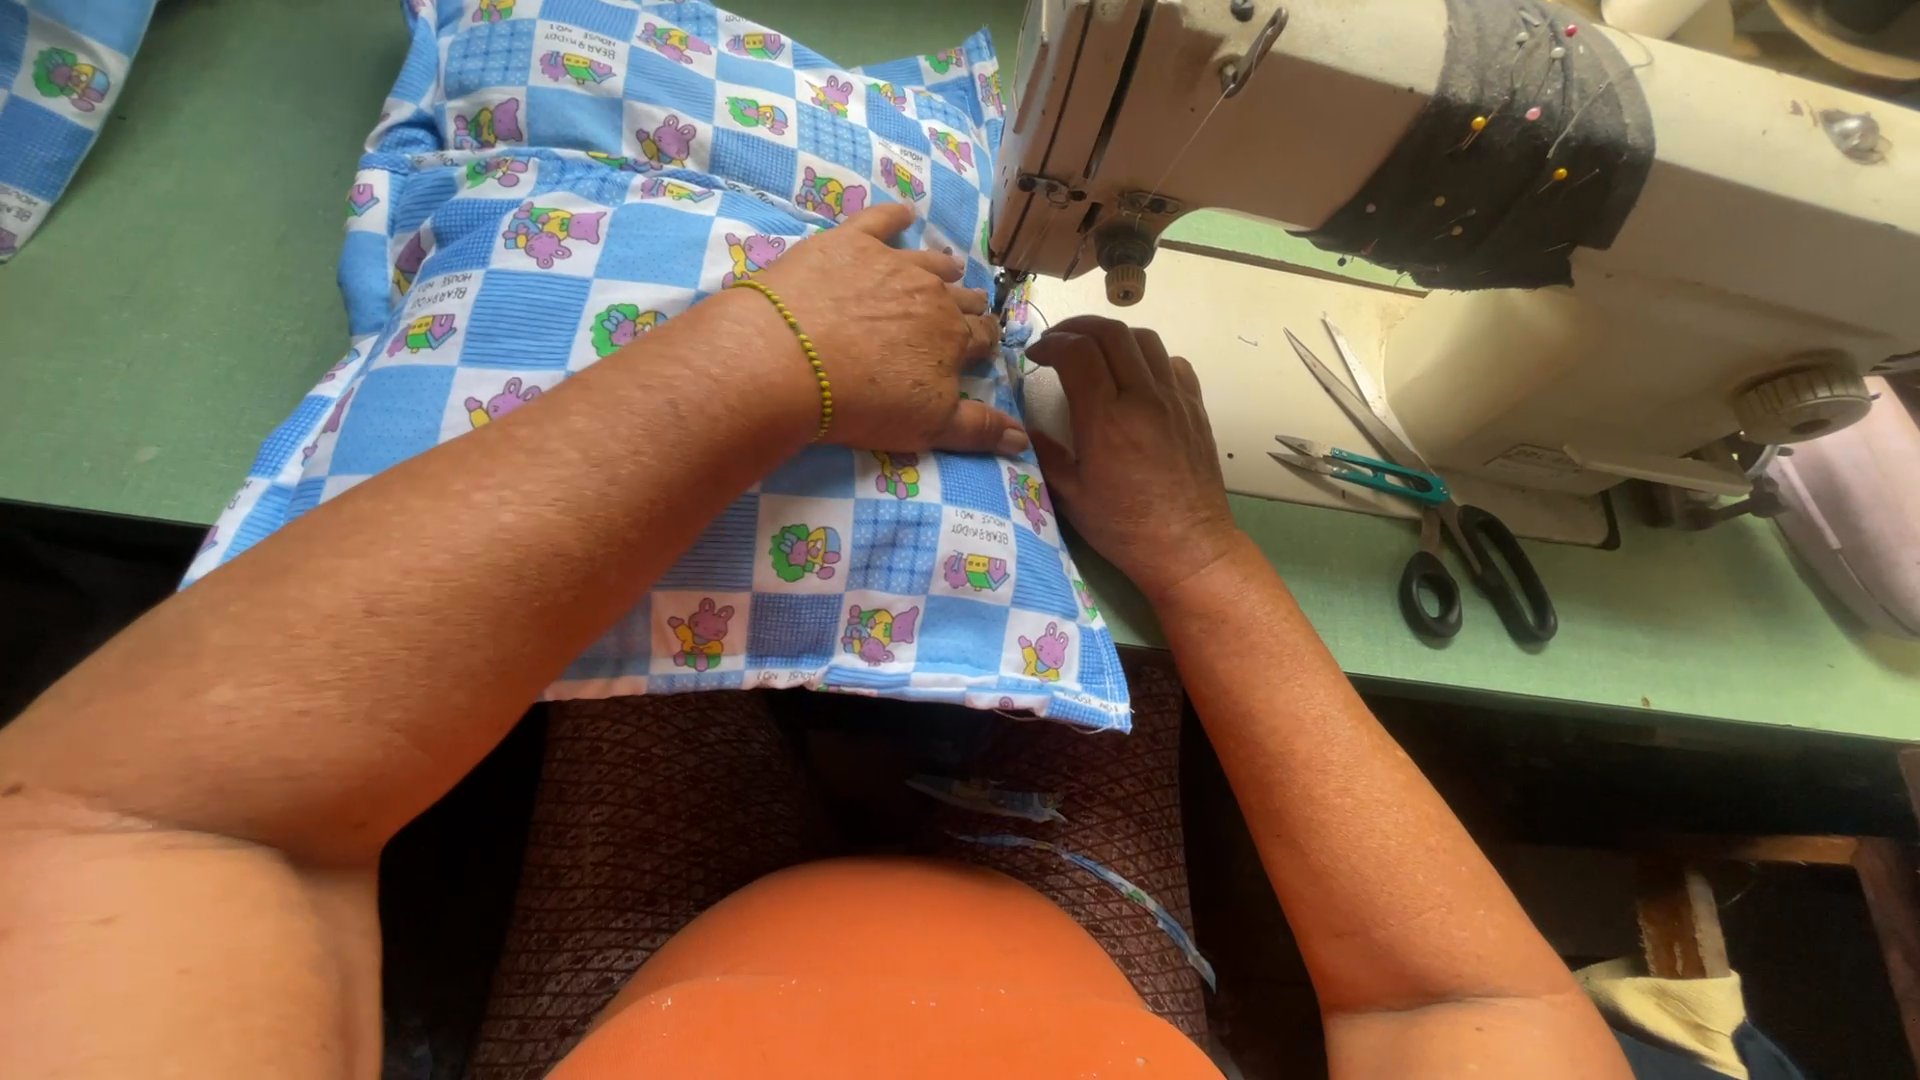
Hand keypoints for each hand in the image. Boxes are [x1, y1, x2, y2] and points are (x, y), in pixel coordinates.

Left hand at [746, 203, 1025, 454]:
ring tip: (951, 266)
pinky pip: (879, 221)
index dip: (985, 341)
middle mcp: (930, 295)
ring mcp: (890, 264)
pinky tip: (904, 212)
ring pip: (928, 261)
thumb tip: (1023, 440)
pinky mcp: (848, 243)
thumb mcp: (927, 427)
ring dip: (943, 266)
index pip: (981, 337)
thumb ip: (976, 430)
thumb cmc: (862, 402)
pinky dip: (894, 216)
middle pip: (958, 298)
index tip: (986, 343)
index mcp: (952, 339)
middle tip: (970, 308)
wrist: (790, 360)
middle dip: (968, 304)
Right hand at [1026, 317, 1243, 604]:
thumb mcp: (1071, 496)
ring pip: (1145, 339)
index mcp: (1106, 420)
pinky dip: (1148, 357)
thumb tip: (1023, 428)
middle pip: (1111, 333)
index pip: (1077, 352)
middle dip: (1077, 327)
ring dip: (1113, 336)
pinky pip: (1173, 363)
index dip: (1051, 343)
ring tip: (1093, 352)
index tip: (1035, 354)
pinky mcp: (1194, 409)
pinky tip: (1135, 376)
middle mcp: (1143, 399)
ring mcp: (1174, 400)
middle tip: (1057, 342)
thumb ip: (1045, 454)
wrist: (1188, 546)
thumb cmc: (1124, 528)